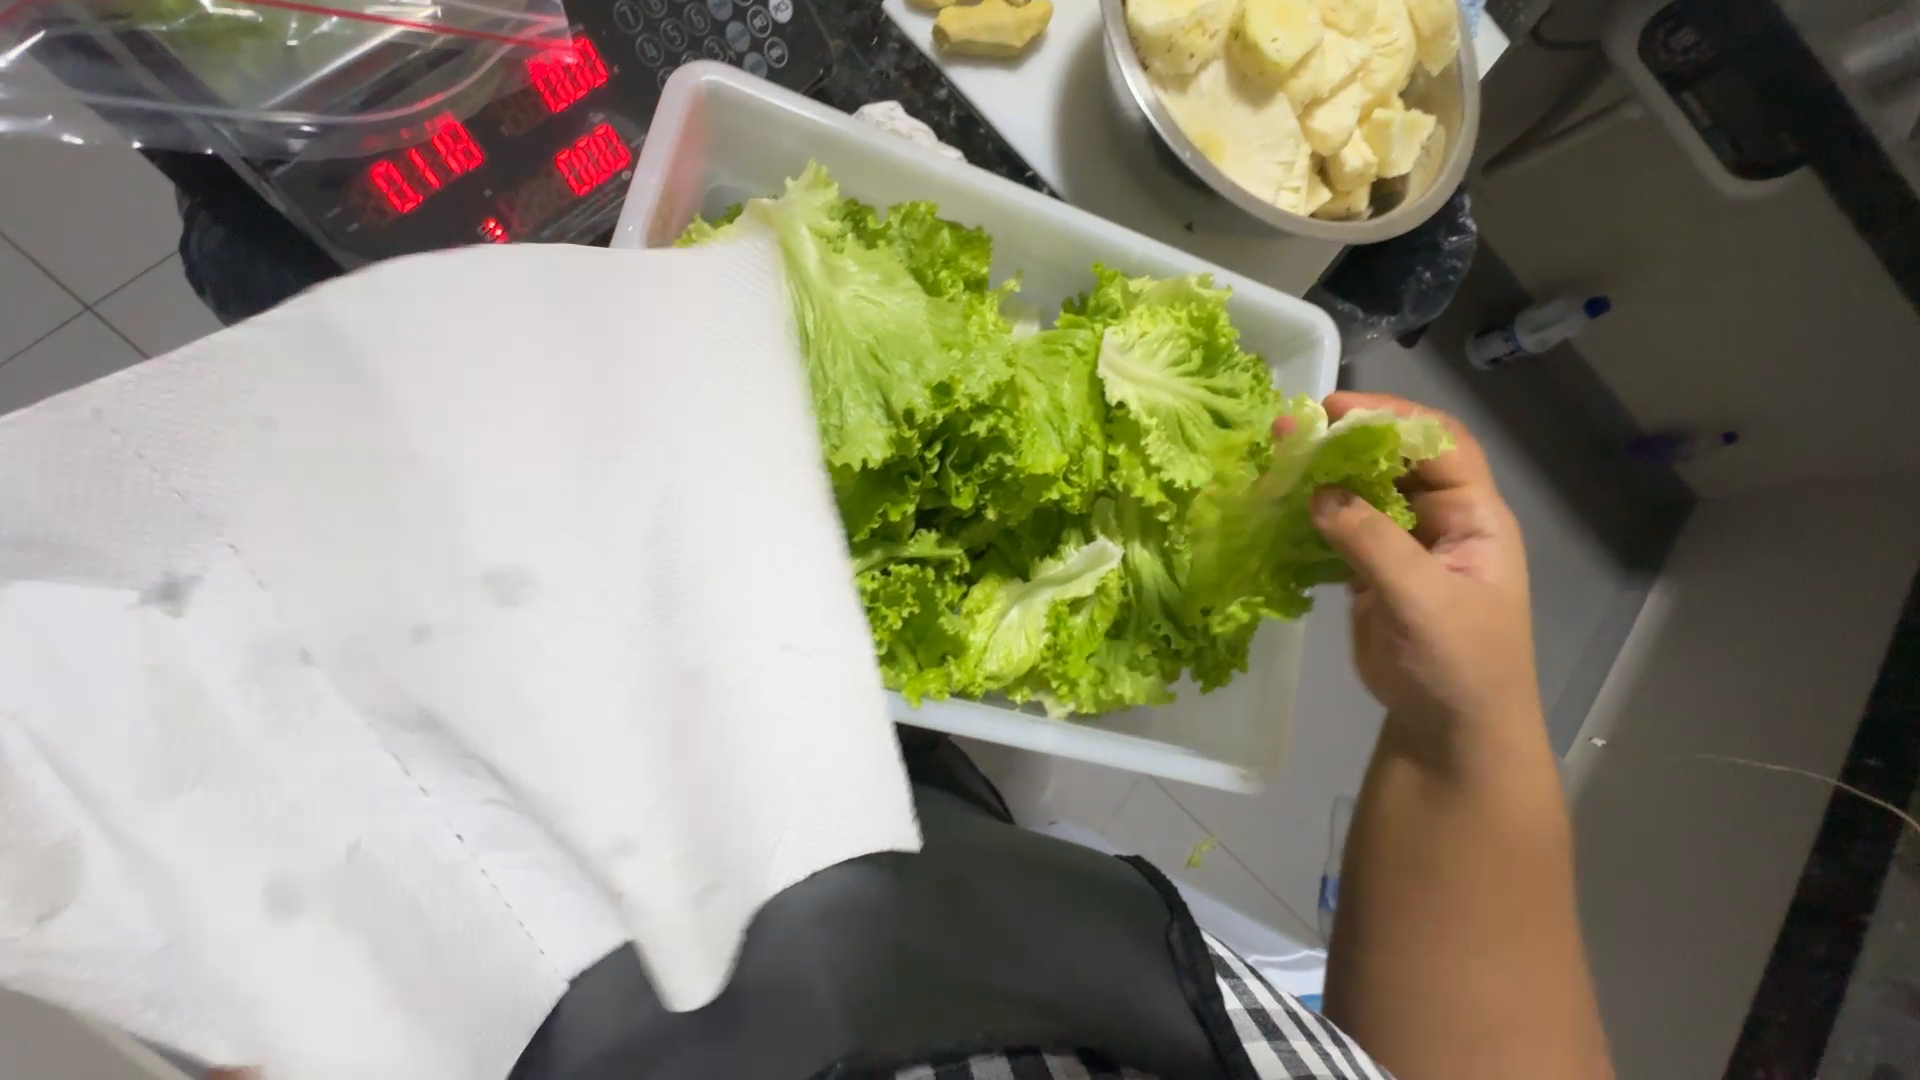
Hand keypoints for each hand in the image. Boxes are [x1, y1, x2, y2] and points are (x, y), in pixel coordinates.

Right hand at [1309, 392, 1540, 751]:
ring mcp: (1401, 546)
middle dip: (1345, 440)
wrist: (1448, 728)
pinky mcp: (1369, 572)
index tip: (1335, 408)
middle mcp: (1438, 520)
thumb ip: (1371, 542)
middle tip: (1289, 429)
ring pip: (1360, 493)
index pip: (1438, 444)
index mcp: (1473, 517)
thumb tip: (1318, 492)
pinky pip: (1338, 529)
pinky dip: (1309, 515)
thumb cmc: (1458, 662)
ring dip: (1321, 475)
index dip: (1391, 417)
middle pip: (1393, 461)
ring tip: (1274, 460)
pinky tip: (1278, 506)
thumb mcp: (1422, 598)